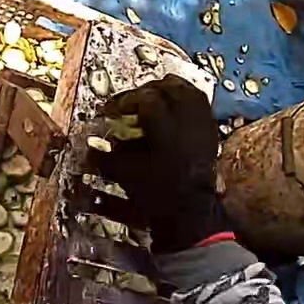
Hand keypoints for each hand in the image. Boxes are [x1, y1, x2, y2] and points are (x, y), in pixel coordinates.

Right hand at [93, 77, 228, 261]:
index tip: (111, 110)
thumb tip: (91, 142)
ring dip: (168, 89)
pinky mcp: (211, 132)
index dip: (125, 100)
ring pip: (188, 91)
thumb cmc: (157, 195)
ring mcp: (203, 125)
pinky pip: (200, 104)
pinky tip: (174, 107)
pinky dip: (186, 99)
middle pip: (168, 89)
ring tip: (153, 97)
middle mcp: (188, 122)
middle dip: (145, 91)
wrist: (189, 214)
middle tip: (129, 102)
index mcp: (166, 130)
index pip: (146, 99)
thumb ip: (107, 154)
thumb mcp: (126, 174)